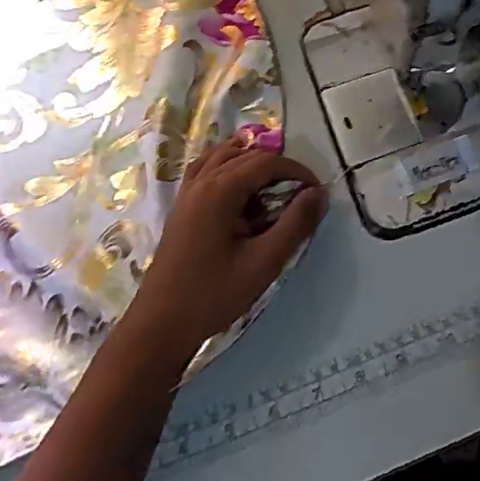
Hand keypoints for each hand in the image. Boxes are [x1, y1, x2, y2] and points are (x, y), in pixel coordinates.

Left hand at [122, 139, 327, 359]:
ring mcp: (187, 193)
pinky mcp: (181, 207)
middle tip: (299, 195)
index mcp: (220, 191)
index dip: (296, 171)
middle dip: (277, 168)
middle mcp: (201, 182)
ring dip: (251, 163)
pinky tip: (239, 189)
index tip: (315, 192)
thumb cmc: (214, 294)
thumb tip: (318, 192)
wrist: (161, 324)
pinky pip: (205, 170)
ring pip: (223, 157)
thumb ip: (295, 223)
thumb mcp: (264, 261)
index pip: (266, 162)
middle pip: (245, 155)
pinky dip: (227, 168)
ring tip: (273, 188)